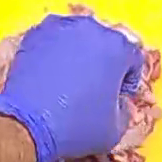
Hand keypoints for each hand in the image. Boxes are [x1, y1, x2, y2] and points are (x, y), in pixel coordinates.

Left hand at [0, 14, 144, 161]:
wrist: (27, 125)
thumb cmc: (76, 128)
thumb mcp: (113, 132)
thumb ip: (125, 113)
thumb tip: (120, 105)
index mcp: (117, 48)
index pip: (133, 59)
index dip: (128, 81)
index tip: (118, 97)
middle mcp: (91, 29)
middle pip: (105, 45)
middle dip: (103, 66)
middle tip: (93, 90)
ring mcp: (60, 28)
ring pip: (78, 41)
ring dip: (79, 58)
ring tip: (69, 84)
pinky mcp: (35, 35)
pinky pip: (52, 43)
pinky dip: (54, 57)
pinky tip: (49, 79)